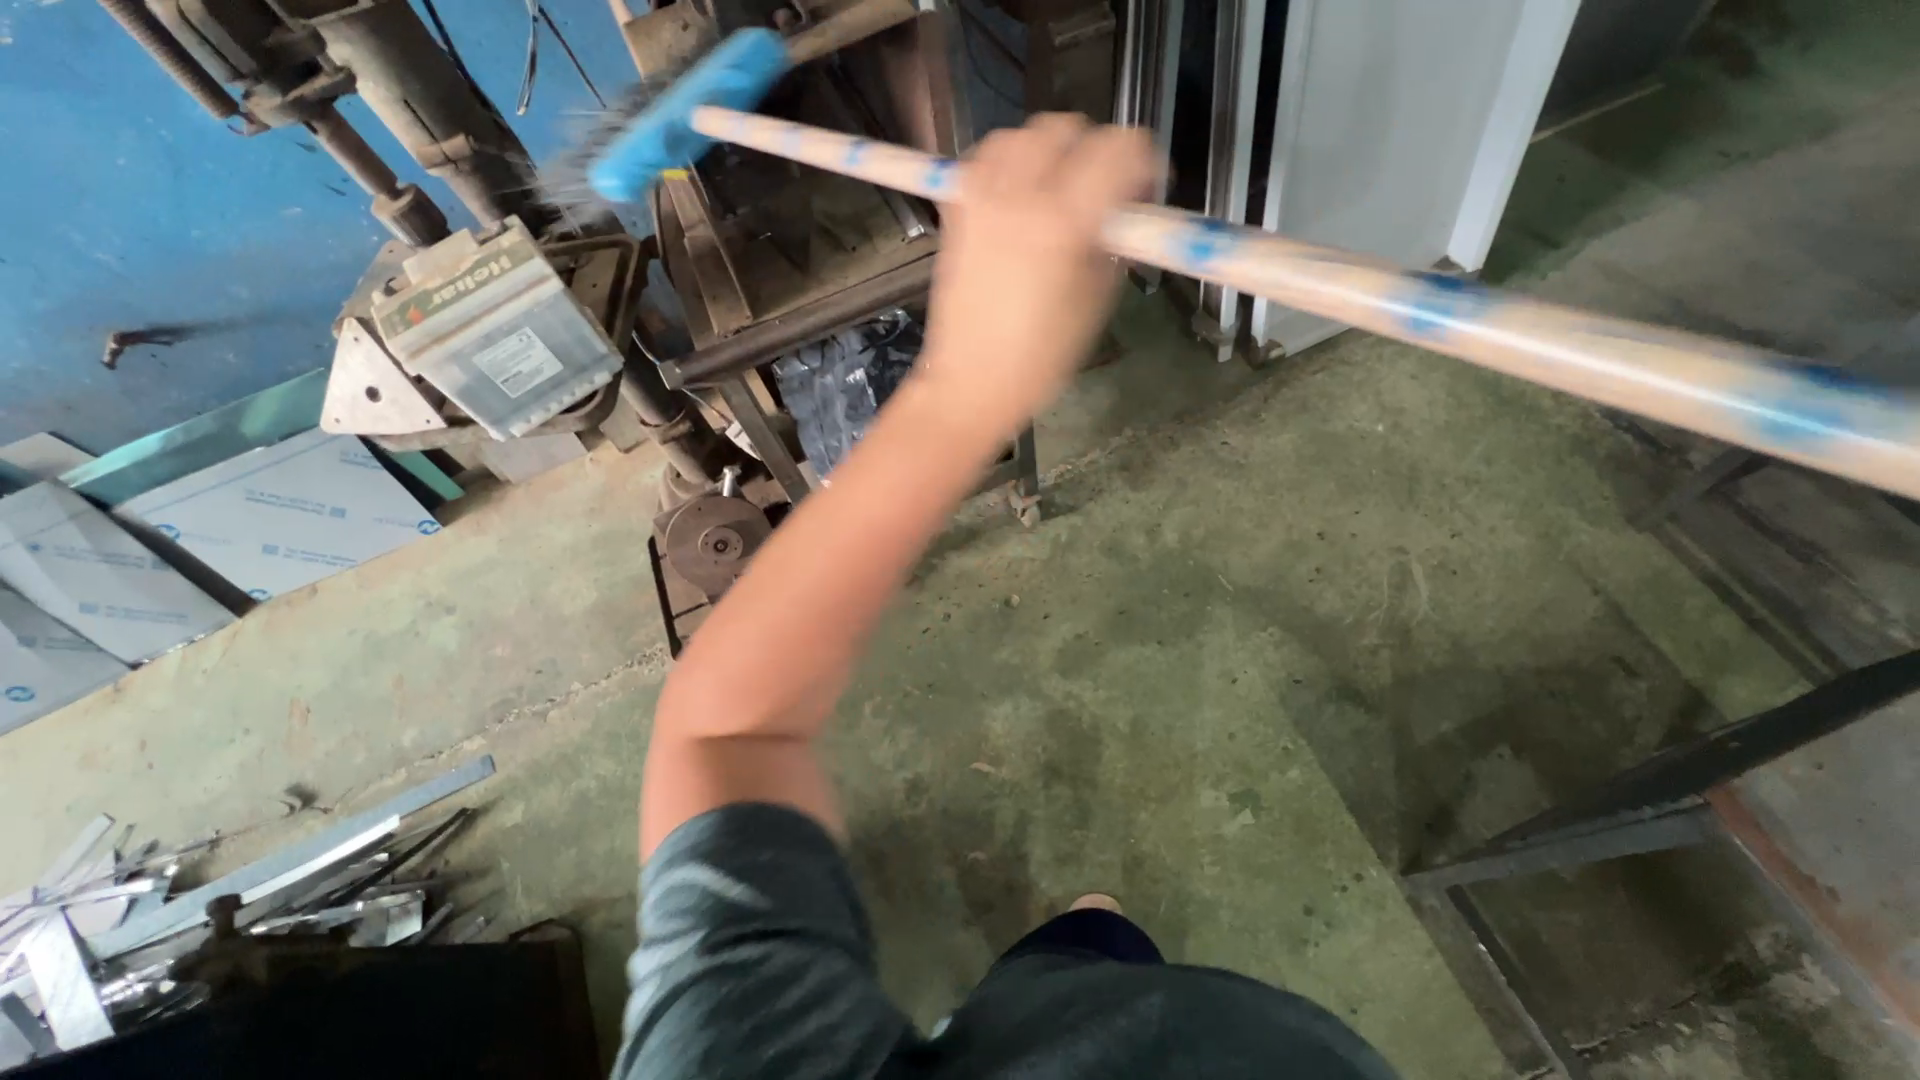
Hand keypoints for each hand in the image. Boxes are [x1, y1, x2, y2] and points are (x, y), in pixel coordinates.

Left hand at [914, 114, 1156, 439]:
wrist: (972, 381)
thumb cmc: (1041, 357)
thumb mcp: (1096, 302)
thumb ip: (1112, 243)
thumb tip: (1121, 214)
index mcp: (1066, 222)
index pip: (1119, 148)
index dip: (1143, 161)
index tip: (1145, 188)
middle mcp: (1020, 197)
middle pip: (1066, 129)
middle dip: (1093, 149)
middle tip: (1101, 188)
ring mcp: (981, 201)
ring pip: (1020, 134)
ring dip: (1046, 149)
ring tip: (1057, 186)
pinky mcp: (957, 213)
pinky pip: (981, 159)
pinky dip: (1004, 161)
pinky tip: (1016, 191)